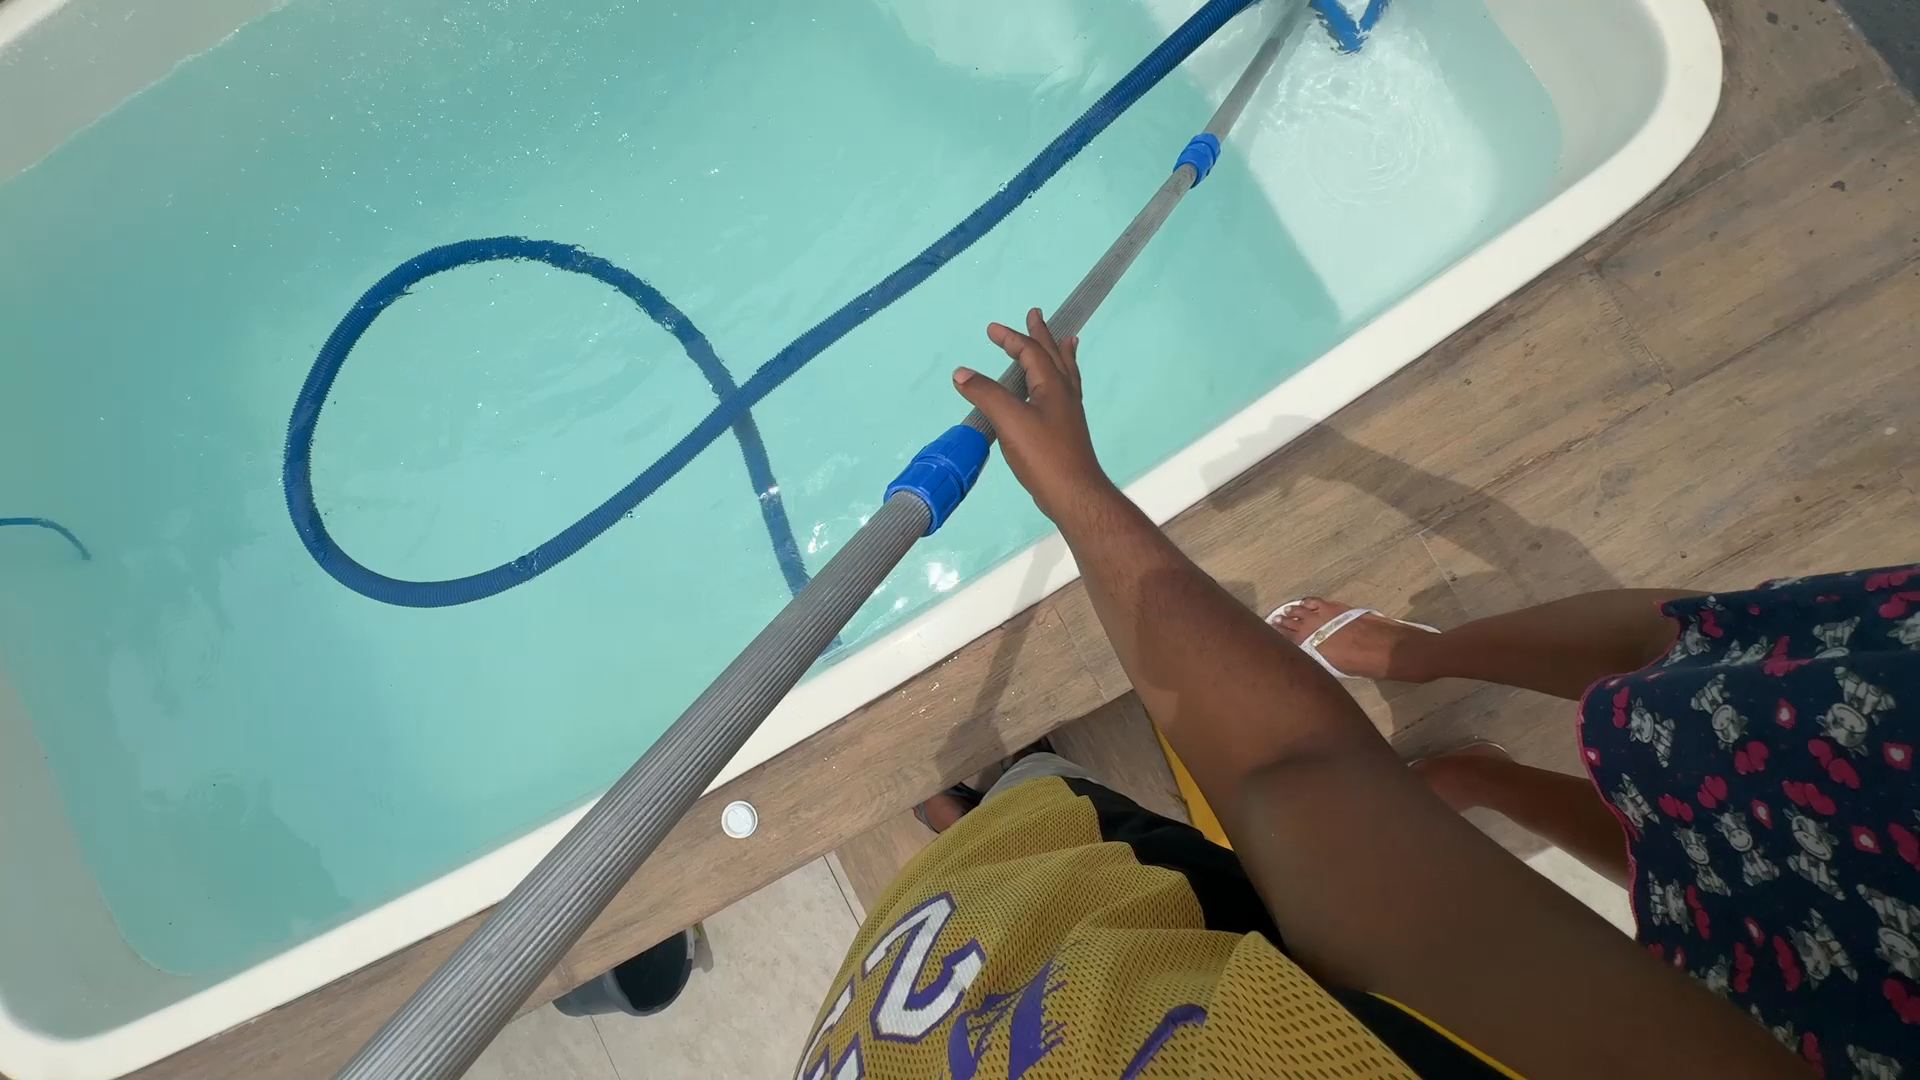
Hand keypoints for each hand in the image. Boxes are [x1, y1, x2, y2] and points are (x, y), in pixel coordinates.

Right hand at [953, 308, 1117, 525]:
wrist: (1073, 492)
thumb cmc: (1043, 455)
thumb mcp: (1009, 421)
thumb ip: (985, 394)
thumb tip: (961, 373)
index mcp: (1052, 385)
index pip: (1031, 352)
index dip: (1011, 338)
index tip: (992, 330)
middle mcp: (1064, 394)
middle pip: (1054, 356)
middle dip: (1042, 335)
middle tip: (1036, 315)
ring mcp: (1068, 413)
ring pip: (1066, 374)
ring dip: (1060, 354)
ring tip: (1067, 341)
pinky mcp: (1066, 431)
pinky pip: (1065, 393)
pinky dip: (1061, 381)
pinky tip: (1056, 392)